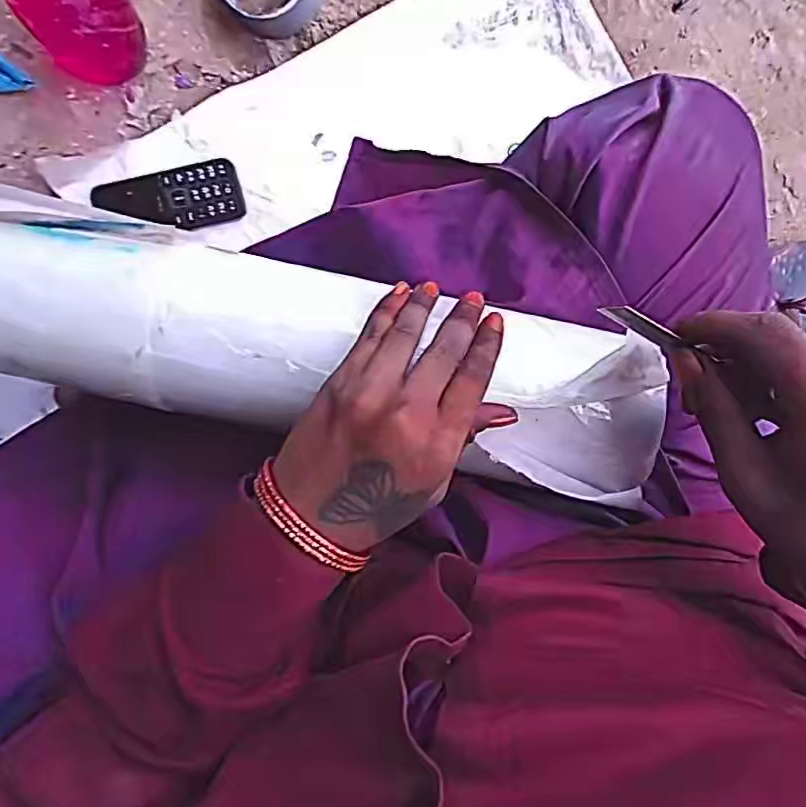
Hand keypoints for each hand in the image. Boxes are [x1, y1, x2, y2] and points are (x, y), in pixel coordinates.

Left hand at [273, 282, 514, 550]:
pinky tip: (400, 295)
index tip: (494, 325)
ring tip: (437, 290)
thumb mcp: (433, 484)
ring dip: (425, 306)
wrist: (308, 516)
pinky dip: (386, 311)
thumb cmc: (375, 506)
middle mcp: (407, 413)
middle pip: (445, 350)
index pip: (473, 379)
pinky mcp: (340, 383)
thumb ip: (462, 439)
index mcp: (438, 442)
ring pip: (406, 334)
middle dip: (464, 319)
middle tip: (475, 301)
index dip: (487, 346)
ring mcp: (370, 393)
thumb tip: (497, 412)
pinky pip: (369, 335)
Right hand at [670, 311, 805, 593]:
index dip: (719, 325)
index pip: (773, 337)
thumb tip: (685, 359)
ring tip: (726, 402)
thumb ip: (714, 410)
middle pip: (785, 339)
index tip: (679, 332)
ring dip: (752, 364)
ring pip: (799, 351)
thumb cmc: (803, 529)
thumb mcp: (743, 475)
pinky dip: (780, 376)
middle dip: (729, 347)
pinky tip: (763, 407)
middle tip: (693, 378)